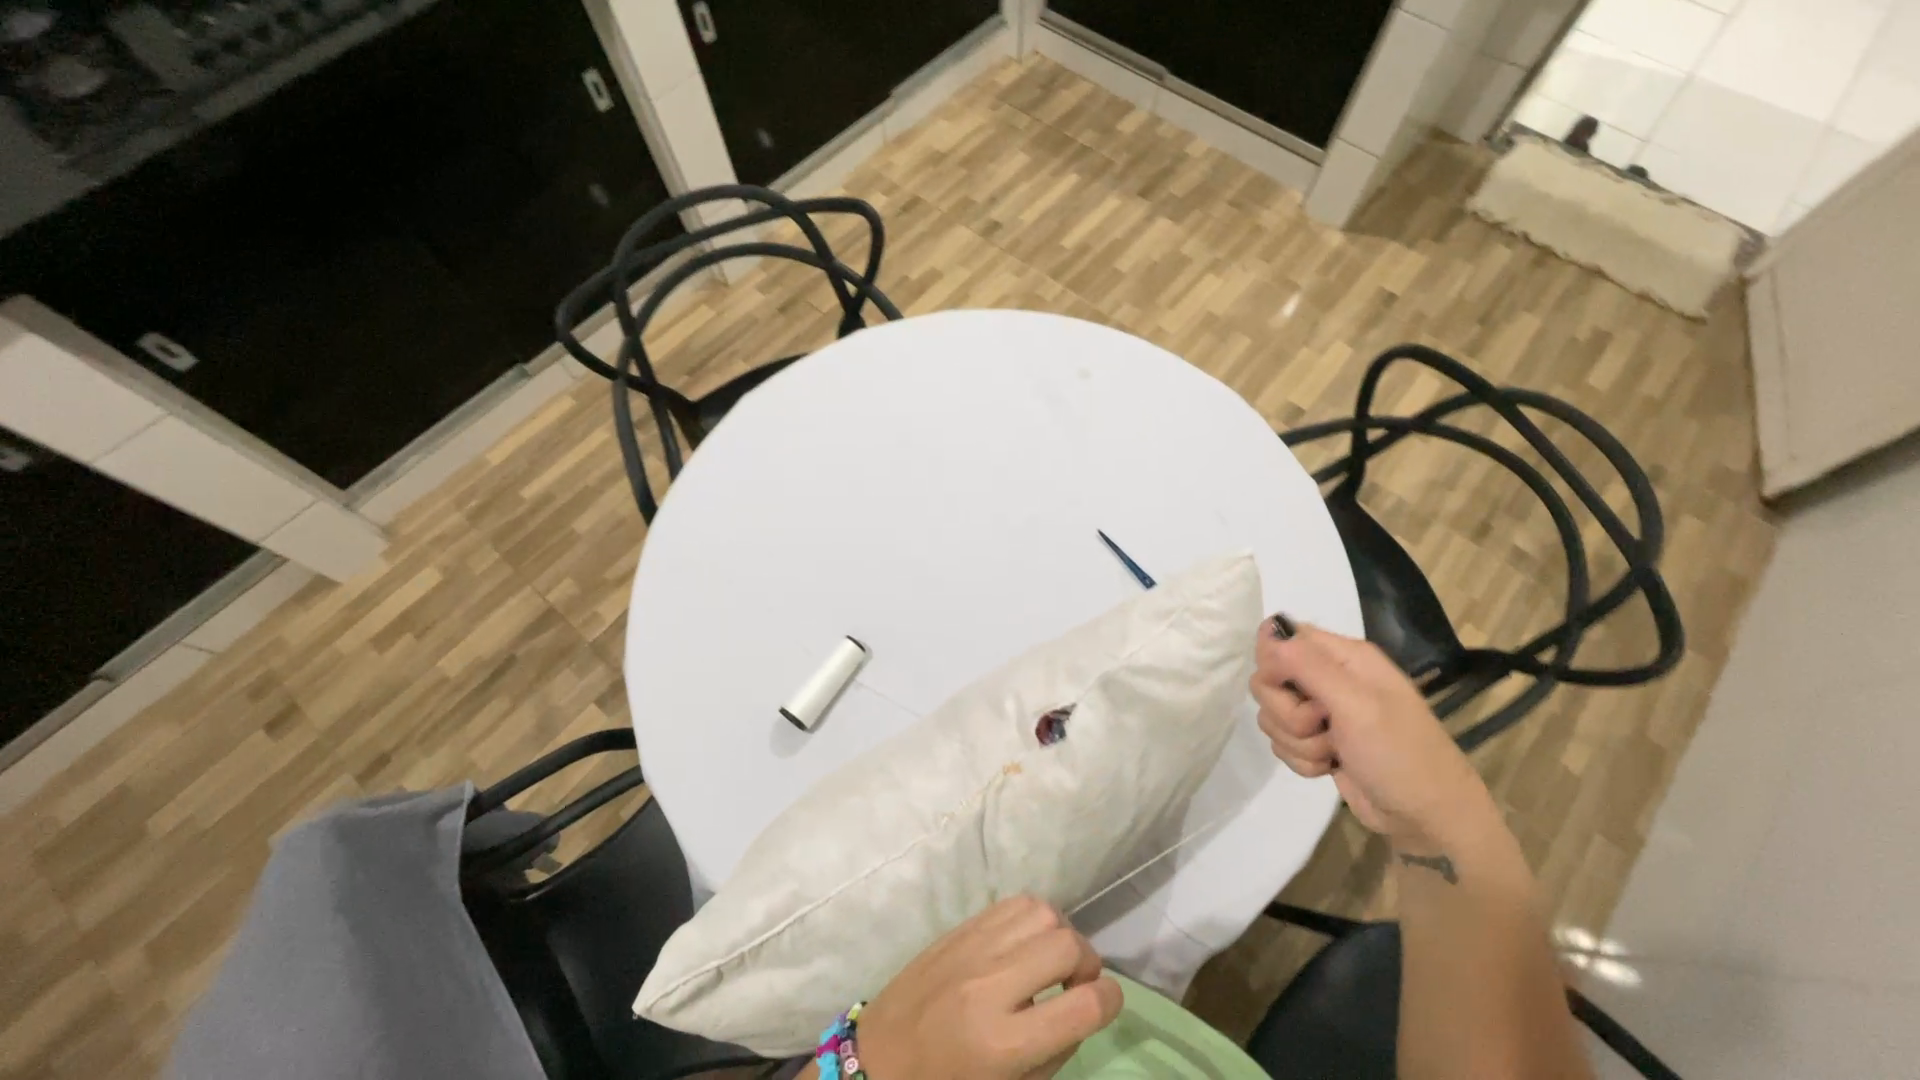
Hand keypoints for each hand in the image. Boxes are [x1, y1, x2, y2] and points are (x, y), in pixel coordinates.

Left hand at [850, 895, 1122, 1079]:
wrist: (879, 1058)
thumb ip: (1056, 1048)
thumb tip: (1086, 1004)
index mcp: (1003, 1042)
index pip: (1085, 1005)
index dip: (1111, 1001)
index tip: (1106, 1003)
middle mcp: (989, 986)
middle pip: (1066, 945)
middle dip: (1088, 963)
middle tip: (1077, 984)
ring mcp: (971, 950)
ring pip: (1042, 912)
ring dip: (1060, 935)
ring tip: (1051, 962)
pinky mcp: (958, 930)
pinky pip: (1014, 903)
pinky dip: (1033, 919)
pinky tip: (1027, 944)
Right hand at [1250, 618, 1496, 852]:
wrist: (1426, 817)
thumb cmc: (1400, 754)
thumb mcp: (1356, 704)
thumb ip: (1308, 665)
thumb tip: (1267, 626)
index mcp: (1344, 657)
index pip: (1282, 638)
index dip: (1274, 664)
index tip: (1291, 689)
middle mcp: (1330, 678)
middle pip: (1268, 681)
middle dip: (1287, 712)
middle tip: (1322, 725)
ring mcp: (1323, 714)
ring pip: (1273, 716)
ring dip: (1298, 742)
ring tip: (1334, 752)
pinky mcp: (1317, 744)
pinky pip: (1283, 743)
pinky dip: (1302, 760)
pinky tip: (1330, 768)